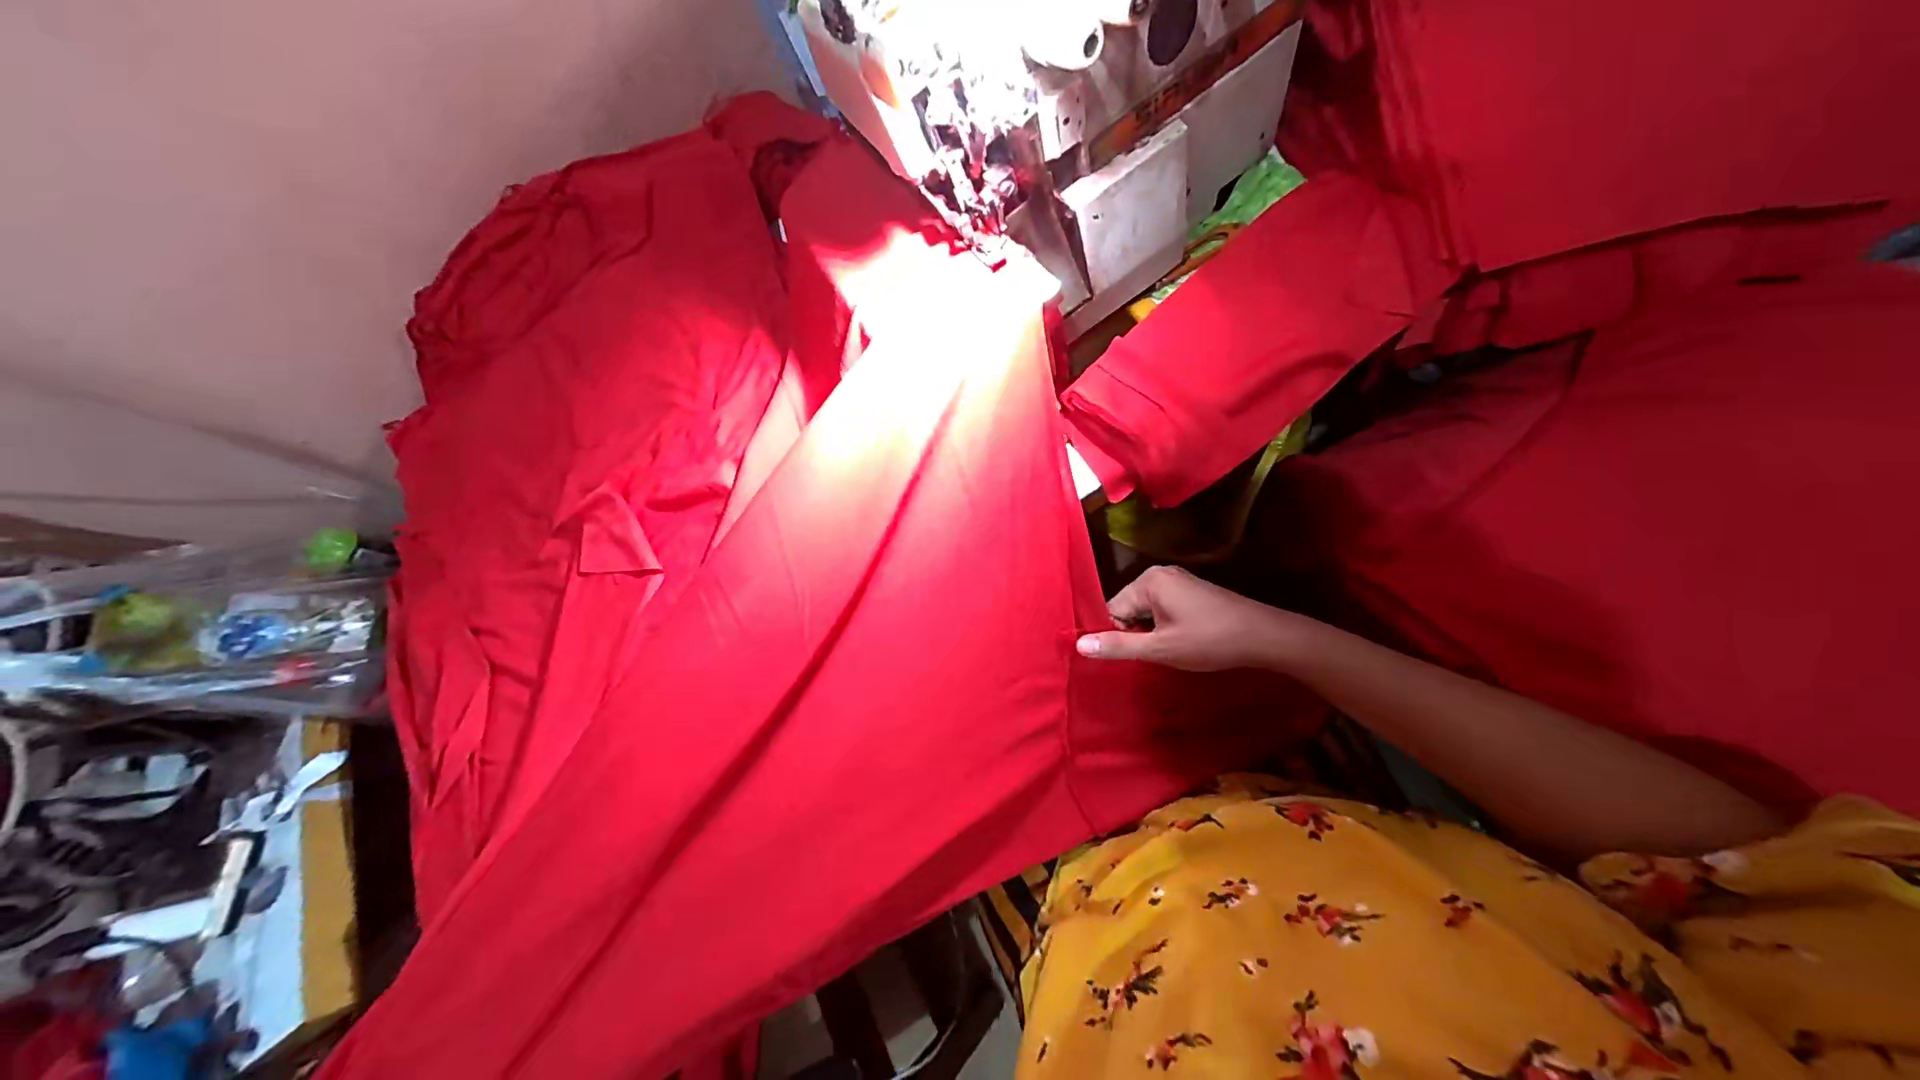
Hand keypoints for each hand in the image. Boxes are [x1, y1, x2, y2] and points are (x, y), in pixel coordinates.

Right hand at [1075, 566, 1307, 671]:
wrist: (1264, 636)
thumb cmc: (1210, 641)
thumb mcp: (1160, 649)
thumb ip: (1118, 646)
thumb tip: (1078, 644)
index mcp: (1148, 581)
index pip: (1111, 610)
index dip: (1117, 635)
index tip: (1130, 657)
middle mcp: (1159, 574)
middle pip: (1127, 607)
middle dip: (1133, 633)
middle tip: (1153, 655)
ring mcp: (1176, 580)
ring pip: (1144, 610)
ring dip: (1149, 632)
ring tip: (1167, 650)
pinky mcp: (1190, 590)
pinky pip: (1161, 608)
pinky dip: (1163, 626)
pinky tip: (1179, 642)